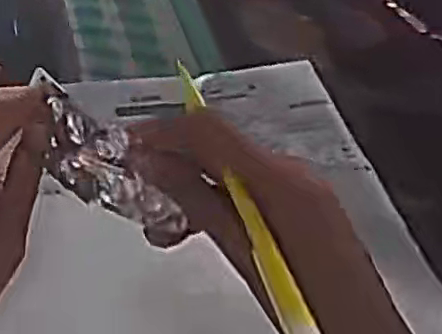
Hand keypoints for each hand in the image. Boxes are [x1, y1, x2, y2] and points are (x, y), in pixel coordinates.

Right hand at [128, 111, 410, 333]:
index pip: (209, 129)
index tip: (127, 143)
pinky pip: (245, 182)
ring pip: (226, 165)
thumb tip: (153, 164)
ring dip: (187, 180)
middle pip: (215, 144)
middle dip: (169, 157)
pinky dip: (213, 193)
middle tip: (133, 177)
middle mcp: (295, 173)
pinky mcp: (303, 204)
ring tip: (158, 214)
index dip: (162, 130)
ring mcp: (302, 187)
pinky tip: (194, 221)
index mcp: (284, 182)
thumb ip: (199, 204)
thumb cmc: (315, 312)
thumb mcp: (246, 259)